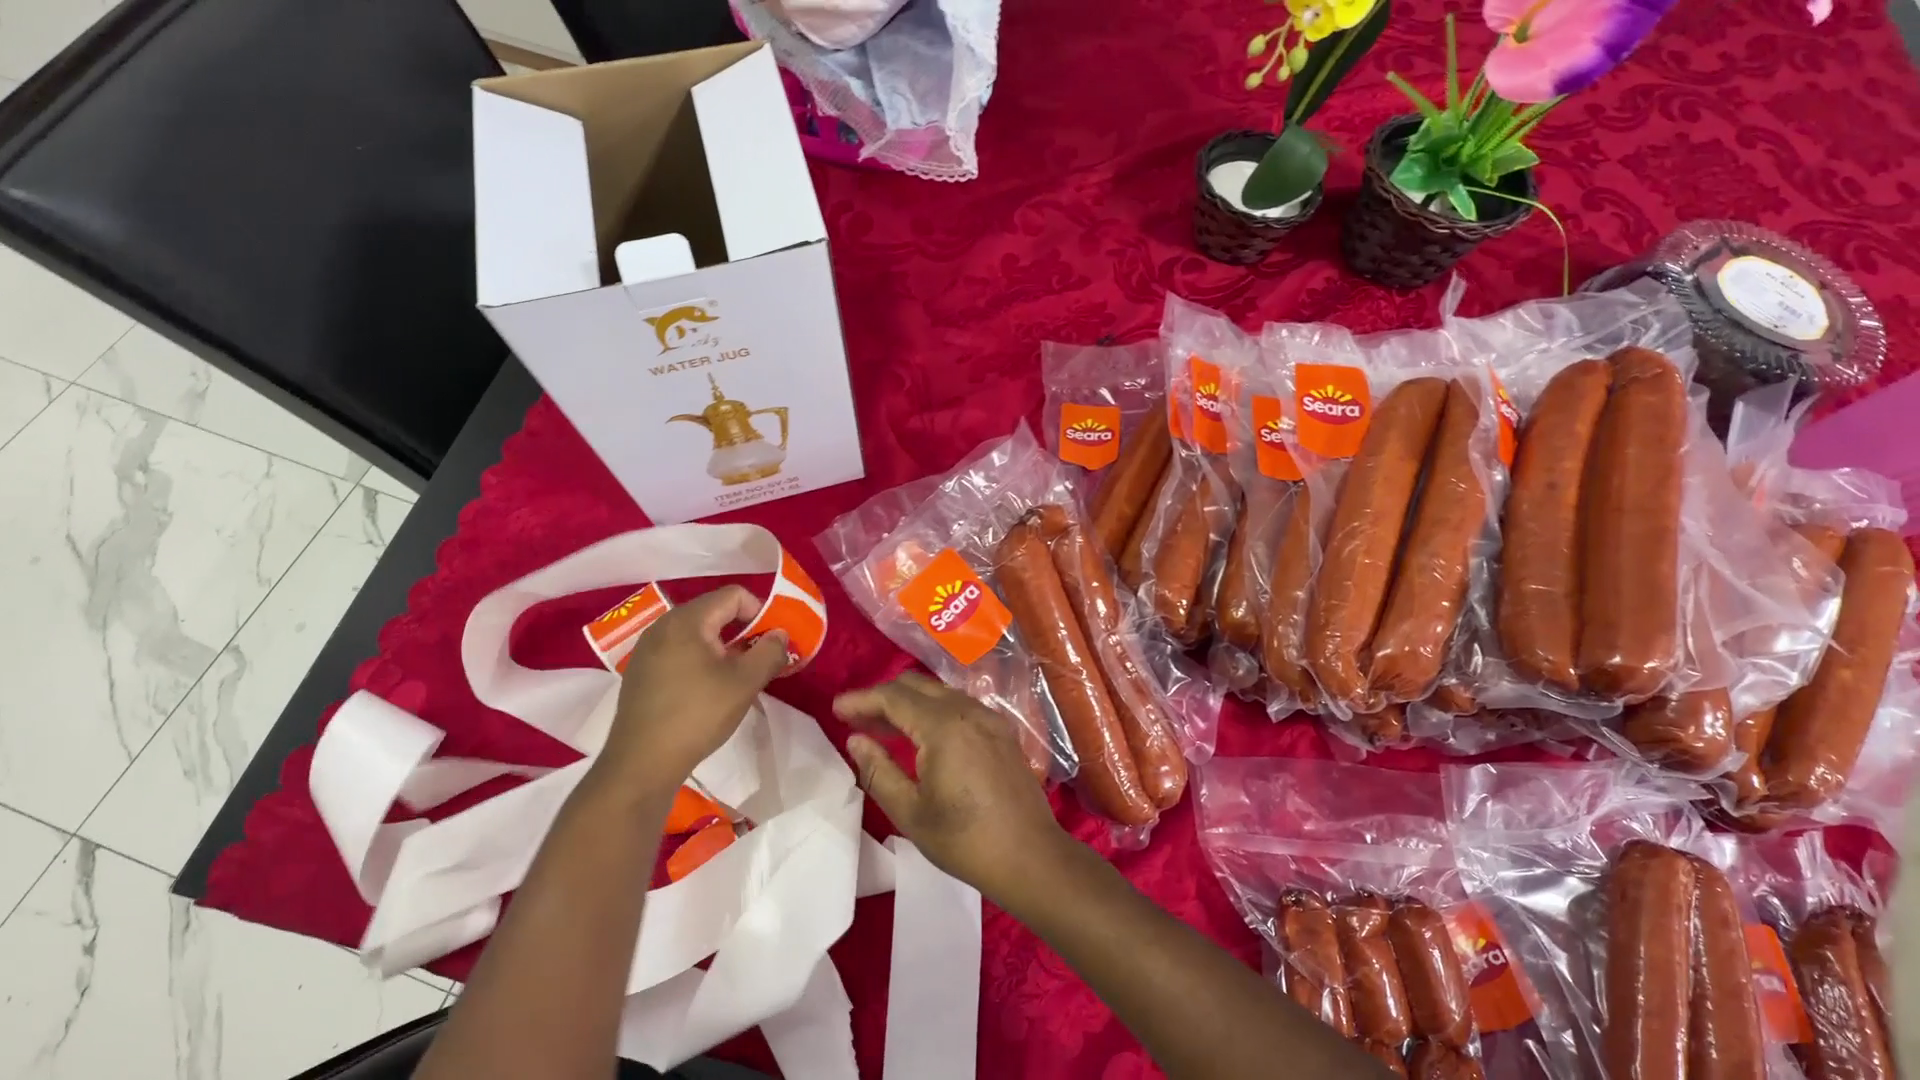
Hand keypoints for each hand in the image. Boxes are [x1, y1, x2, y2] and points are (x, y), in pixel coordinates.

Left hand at [601, 586, 788, 792]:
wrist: (642, 762)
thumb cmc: (697, 715)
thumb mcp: (744, 683)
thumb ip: (769, 652)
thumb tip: (780, 634)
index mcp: (687, 620)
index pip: (733, 595)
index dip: (761, 612)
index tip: (774, 642)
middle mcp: (663, 625)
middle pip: (714, 611)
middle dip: (744, 631)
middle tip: (761, 660)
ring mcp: (648, 649)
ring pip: (697, 633)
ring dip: (724, 648)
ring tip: (738, 678)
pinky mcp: (641, 671)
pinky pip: (680, 651)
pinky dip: (701, 661)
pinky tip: (708, 691)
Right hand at [835, 673, 1068, 900]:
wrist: (1030, 857)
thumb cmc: (965, 840)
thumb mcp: (910, 812)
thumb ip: (878, 771)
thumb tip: (856, 740)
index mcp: (944, 726)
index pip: (894, 697)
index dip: (862, 700)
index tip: (836, 709)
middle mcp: (969, 711)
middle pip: (917, 686)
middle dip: (883, 697)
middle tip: (856, 720)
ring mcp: (990, 720)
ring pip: (940, 693)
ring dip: (909, 704)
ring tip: (882, 728)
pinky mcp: (1002, 733)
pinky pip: (960, 707)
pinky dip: (933, 712)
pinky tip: (920, 737)